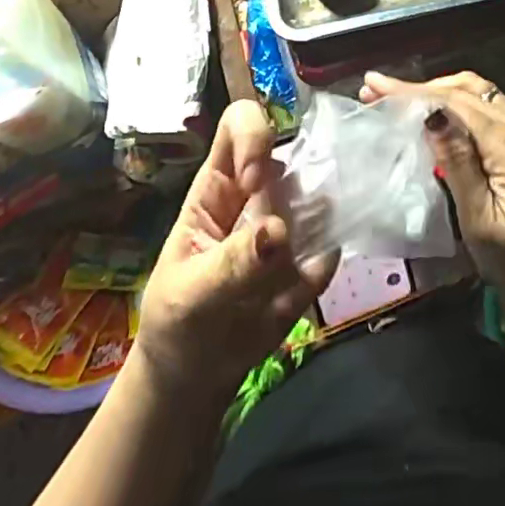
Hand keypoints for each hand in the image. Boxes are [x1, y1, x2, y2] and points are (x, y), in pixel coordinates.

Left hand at [134, 100, 337, 400]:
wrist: (193, 378)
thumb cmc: (176, 321)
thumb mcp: (191, 293)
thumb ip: (233, 263)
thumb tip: (279, 231)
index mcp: (216, 188)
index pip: (238, 127)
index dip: (253, 135)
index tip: (255, 179)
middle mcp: (257, 198)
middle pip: (292, 158)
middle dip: (302, 181)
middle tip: (291, 231)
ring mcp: (286, 229)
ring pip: (320, 199)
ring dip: (322, 220)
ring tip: (298, 261)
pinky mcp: (306, 265)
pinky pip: (329, 250)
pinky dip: (324, 265)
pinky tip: (299, 290)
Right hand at [362, 71, 504, 321]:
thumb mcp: (482, 222)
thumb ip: (456, 164)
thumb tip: (429, 116)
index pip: (452, 103)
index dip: (408, 92)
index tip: (371, 84)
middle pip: (466, 88)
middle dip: (419, 87)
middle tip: (377, 92)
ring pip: (479, 93)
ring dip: (437, 92)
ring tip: (398, 100)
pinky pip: (488, 109)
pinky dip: (456, 105)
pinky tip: (433, 117)